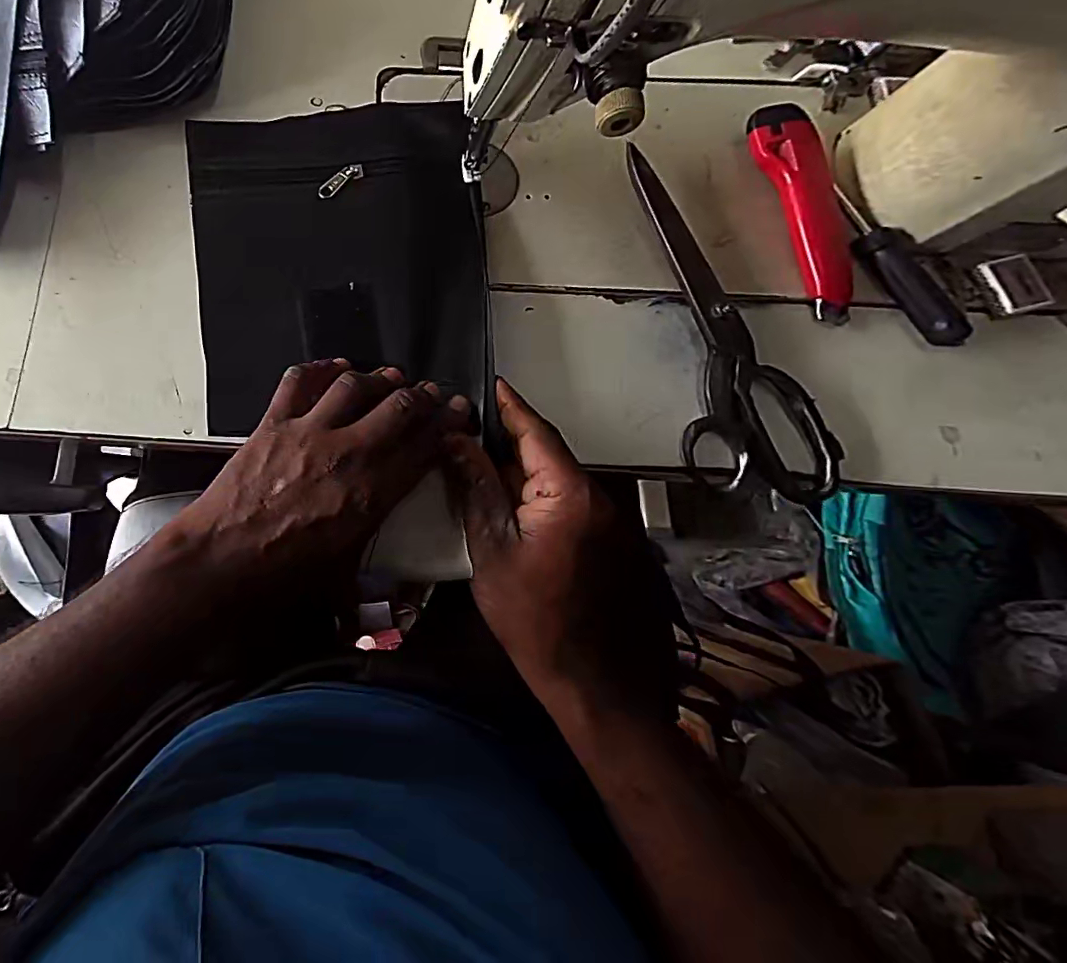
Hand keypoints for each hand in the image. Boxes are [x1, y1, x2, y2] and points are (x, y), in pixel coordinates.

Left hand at [167, 359, 467, 589]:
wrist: (221, 557)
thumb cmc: (277, 570)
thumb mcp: (342, 574)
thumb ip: (375, 570)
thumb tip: (396, 593)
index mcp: (370, 494)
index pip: (425, 447)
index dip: (448, 426)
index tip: (457, 416)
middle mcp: (345, 455)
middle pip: (400, 407)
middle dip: (424, 395)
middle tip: (431, 393)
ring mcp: (307, 434)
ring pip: (355, 386)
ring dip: (379, 379)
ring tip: (390, 379)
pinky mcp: (273, 424)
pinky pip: (300, 381)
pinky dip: (320, 368)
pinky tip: (335, 367)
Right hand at [444, 378, 661, 710]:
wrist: (592, 682)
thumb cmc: (531, 617)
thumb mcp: (492, 549)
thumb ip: (477, 488)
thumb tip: (457, 441)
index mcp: (569, 493)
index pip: (536, 433)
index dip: (511, 407)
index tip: (492, 384)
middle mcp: (598, 498)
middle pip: (546, 455)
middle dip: (508, 441)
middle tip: (467, 428)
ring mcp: (609, 521)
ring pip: (556, 480)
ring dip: (521, 470)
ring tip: (479, 463)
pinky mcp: (609, 542)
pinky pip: (568, 503)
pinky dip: (537, 495)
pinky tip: (509, 503)